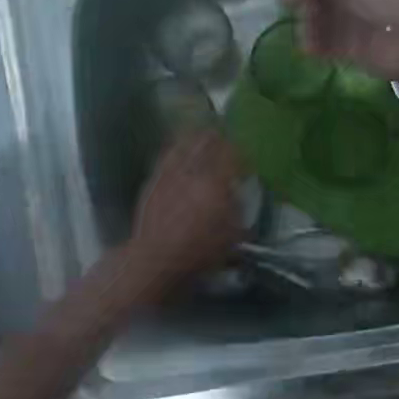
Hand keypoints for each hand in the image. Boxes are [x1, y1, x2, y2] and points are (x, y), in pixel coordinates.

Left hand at [129, 130, 243, 283]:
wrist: (156, 259)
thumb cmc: (198, 252)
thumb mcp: (232, 235)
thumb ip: (238, 210)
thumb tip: (238, 196)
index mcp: (216, 183)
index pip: (232, 155)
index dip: (241, 154)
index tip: (245, 161)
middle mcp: (193, 172)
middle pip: (207, 142)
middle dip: (218, 139)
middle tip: (225, 142)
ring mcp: (171, 174)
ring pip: (184, 144)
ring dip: (195, 139)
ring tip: (201, 139)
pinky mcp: (153, 181)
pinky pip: (166, 157)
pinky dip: (175, 150)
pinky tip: (177, 151)